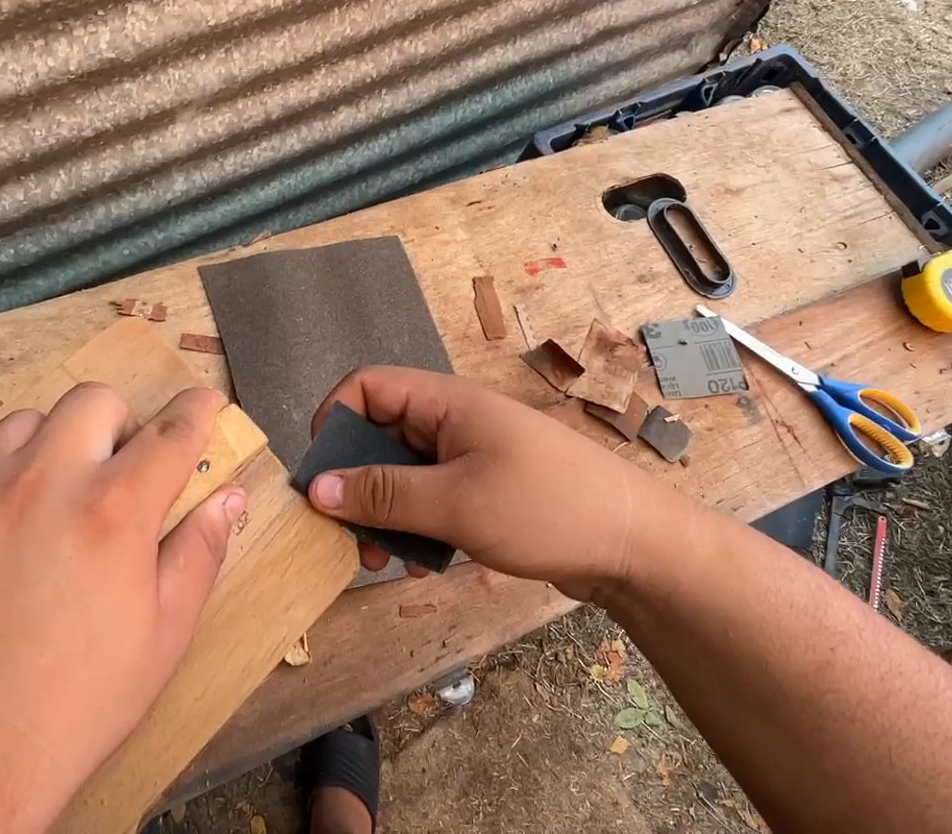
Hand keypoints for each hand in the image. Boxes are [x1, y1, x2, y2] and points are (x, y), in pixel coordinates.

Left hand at [0, 384, 247, 833]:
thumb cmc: (74, 707)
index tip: (203, 402)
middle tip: (120, 470)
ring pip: (26, 423)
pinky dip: (1, 483)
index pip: (170, 432)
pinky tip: (2, 538)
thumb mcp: (162, 637)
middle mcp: (42, 484)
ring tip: (56, 498)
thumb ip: (200, 552)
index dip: (196, 409)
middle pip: (94, 400)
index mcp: (113, 513)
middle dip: (121, 423)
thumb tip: (228, 497)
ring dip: (56, 446)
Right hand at [306, 367, 694, 602]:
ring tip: (387, 560)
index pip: (366, 387)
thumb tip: (316, 488)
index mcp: (444, 403)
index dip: (334, 421)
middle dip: (357, 485)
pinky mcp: (483, 490)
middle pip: (379, 436)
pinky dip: (418, 528)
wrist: (636, 546)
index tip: (320, 476)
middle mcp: (451, 422)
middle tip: (350, 536)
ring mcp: (469, 457)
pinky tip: (427, 564)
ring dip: (386, 515)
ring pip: (402, 475)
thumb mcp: (456, 503)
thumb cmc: (546, 508)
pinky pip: (430, 500)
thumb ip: (383, 495)